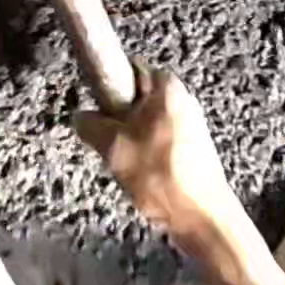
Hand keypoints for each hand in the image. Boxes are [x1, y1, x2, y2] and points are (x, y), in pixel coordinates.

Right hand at [76, 65, 241, 244]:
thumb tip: (80, 116)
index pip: (130, 66)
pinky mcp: (194, 145)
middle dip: (121, 119)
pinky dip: (149, 154)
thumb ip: (91, 126)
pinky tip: (147, 177)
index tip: (101, 110)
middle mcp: (183, 96)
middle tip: (114, 144)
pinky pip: (160, 139)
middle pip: (138, 96)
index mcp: (167, 85)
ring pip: (147, 121)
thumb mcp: (113, 148)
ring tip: (131, 166)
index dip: (110, 85)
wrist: (204, 217)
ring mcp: (191, 121)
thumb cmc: (160, 174)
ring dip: (133, 140)